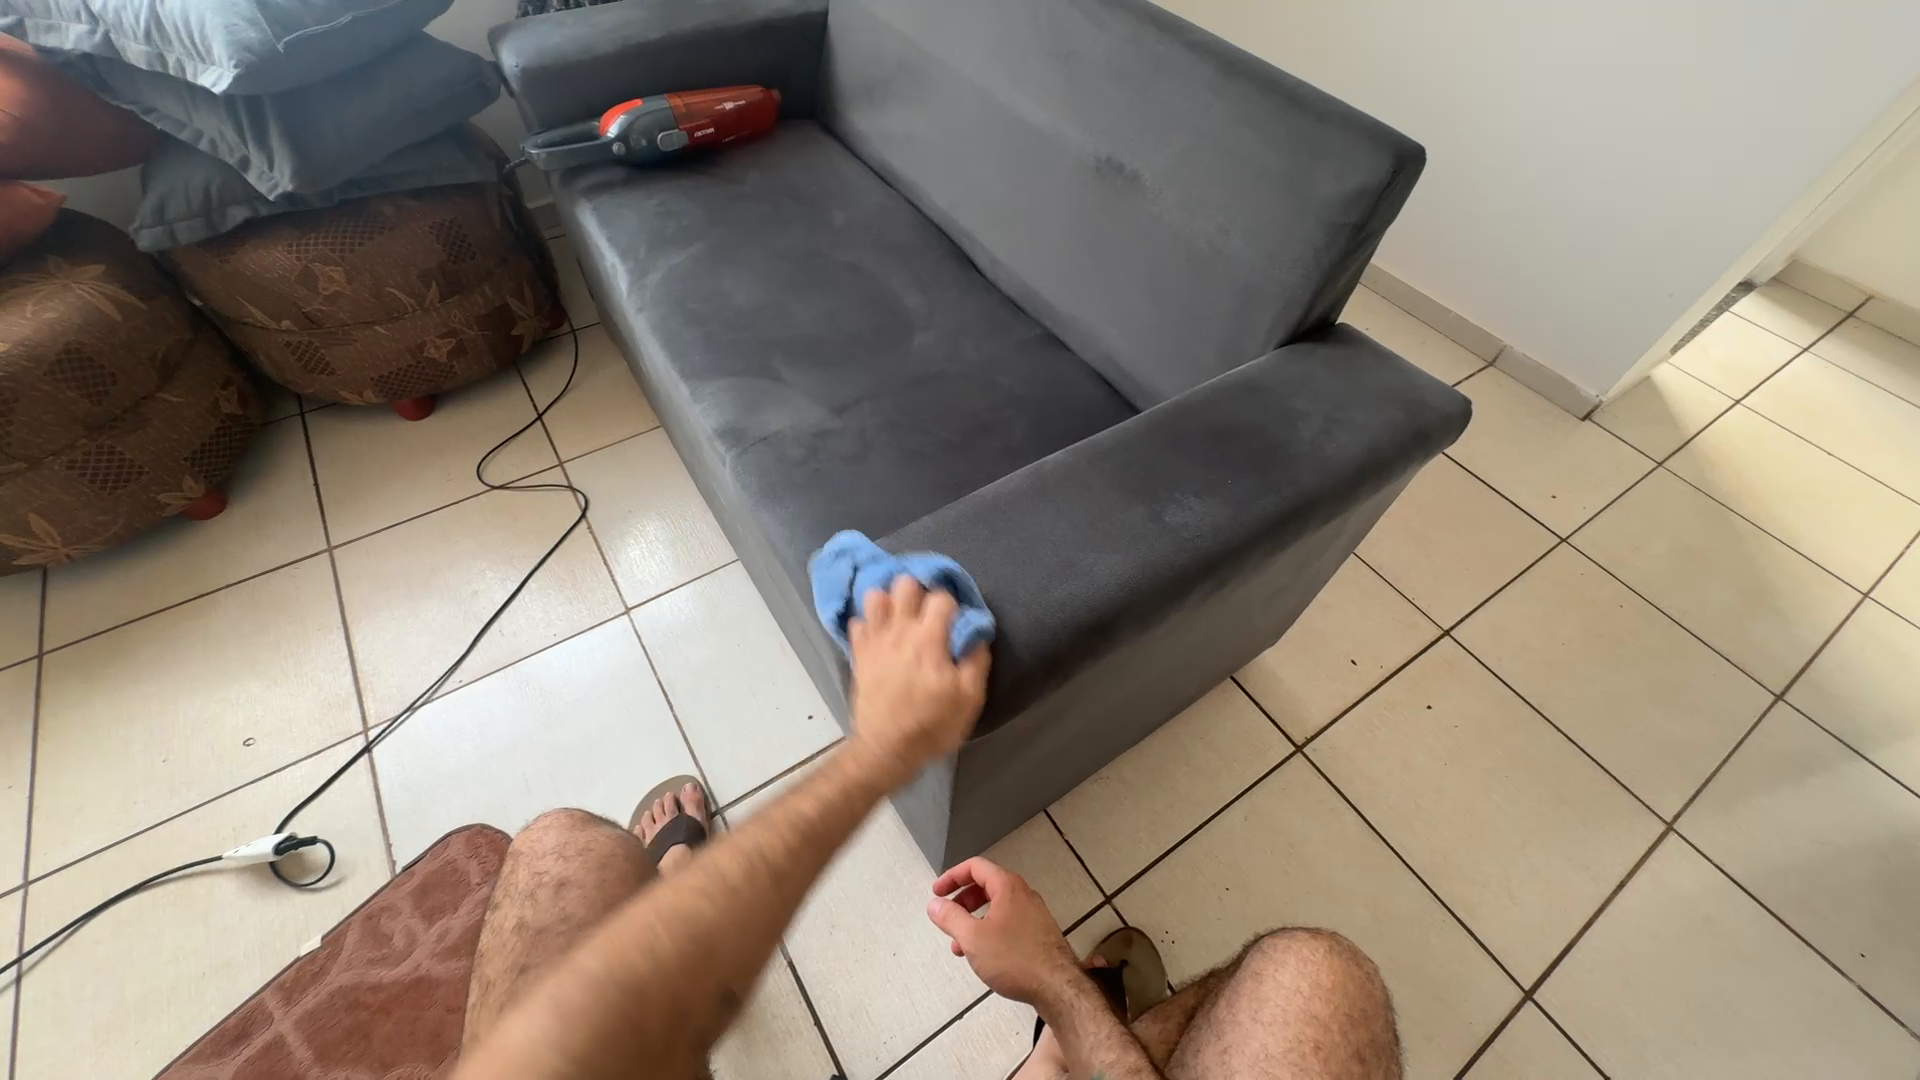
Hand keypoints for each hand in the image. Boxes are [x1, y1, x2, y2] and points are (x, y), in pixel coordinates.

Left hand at [848, 576, 990, 786]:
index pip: (941, 597)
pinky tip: (879, 634)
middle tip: (927, 611)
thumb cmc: (933, 724)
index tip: (956, 618)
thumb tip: (977, 634)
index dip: (952, 603)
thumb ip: (977, 660)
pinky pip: (858, 623)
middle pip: (905, 585)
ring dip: (889, 601)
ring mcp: (875, 641)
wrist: (887, 749)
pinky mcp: (859, 655)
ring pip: (875, 597)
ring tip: (900, 616)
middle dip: (919, 591)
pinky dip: (869, 623)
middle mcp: (900, 631)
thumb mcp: (970, 698)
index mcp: (930, 638)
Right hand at [927, 857, 1078, 1005]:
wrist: (1057, 987)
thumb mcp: (973, 938)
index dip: (952, 876)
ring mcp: (1034, 913)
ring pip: (996, 907)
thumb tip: (934, 904)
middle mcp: (1022, 893)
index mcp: (1007, 886)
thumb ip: (950, 918)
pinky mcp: (1039, 933)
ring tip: (959, 944)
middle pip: (986, 885)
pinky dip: (990, 931)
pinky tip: (983, 956)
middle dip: (962, 901)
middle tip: (947, 917)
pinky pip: (1008, 922)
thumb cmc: (1013, 958)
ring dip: (974, 920)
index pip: (975, 866)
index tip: (937, 893)